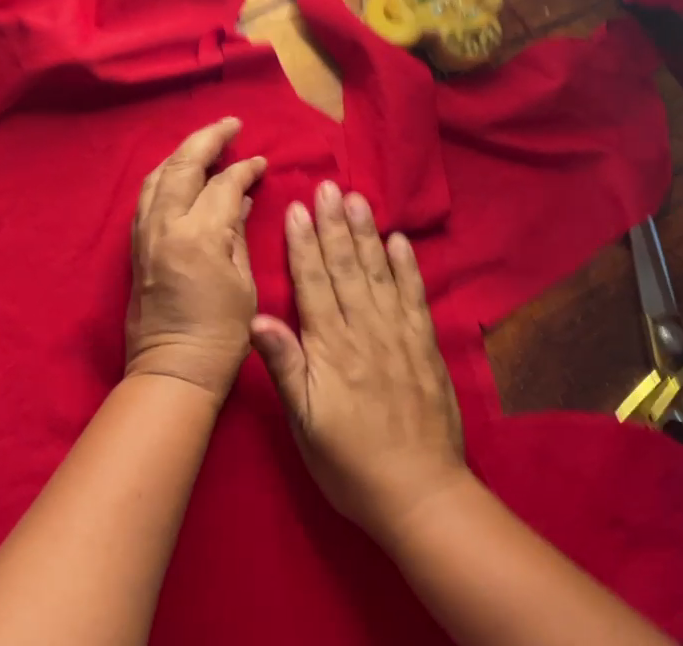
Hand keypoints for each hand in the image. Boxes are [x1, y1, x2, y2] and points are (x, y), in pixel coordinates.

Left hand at [126, 118, 267, 398]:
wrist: (172, 369)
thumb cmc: (220, 334)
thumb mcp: (243, 282)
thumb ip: (237, 233)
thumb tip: (239, 199)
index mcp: (198, 235)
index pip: (223, 184)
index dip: (244, 170)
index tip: (261, 163)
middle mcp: (165, 225)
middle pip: (183, 165)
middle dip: (208, 139)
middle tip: (231, 124)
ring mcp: (145, 234)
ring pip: (158, 175)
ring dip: (182, 153)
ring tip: (205, 143)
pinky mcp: (136, 245)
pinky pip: (147, 196)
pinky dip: (165, 176)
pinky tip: (179, 173)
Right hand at [252, 181, 468, 540]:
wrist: (420, 494)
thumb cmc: (349, 463)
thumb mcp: (304, 422)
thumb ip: (285, 365)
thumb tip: (258, 317)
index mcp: (332, 349)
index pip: (314, 284)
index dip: (304, 244)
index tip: (298, 208)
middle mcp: (366, 332)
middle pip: (348, 268)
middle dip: (336, 225)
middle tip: (329, 187)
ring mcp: (400, 337)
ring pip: (380, 274)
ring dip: (368, 234)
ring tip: (359, 199)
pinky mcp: (425, 348)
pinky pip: (415, 297)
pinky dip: (408, 267)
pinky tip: (400, 242)